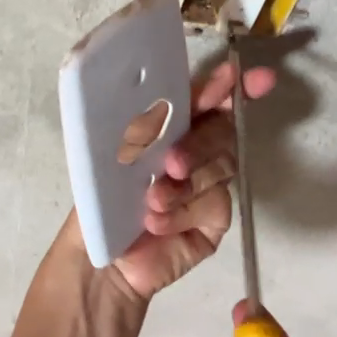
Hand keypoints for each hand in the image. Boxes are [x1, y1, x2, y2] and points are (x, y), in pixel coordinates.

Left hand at [106, 59, 275, 301]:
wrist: (100, 261)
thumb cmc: (101, 202)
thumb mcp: (115, 156)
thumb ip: (145, 126)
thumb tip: (168, 100)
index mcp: (171, 128)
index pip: (204, 99)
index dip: (225, 85)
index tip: (237, 75)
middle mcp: (196, 150)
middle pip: (220, 130)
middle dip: (199, 143)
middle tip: (172, 163)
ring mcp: (210, 184)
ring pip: (221, 166)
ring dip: (185, 184)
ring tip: (152, 202)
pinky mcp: (215, 218)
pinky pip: (214, 204)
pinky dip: (184, 212)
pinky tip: (157, 224)